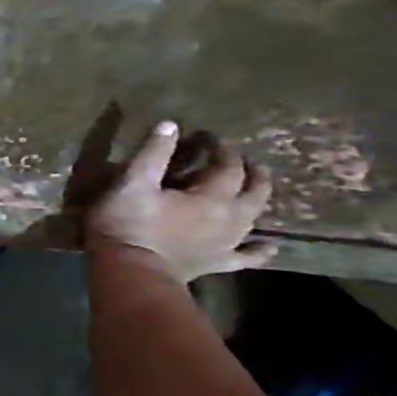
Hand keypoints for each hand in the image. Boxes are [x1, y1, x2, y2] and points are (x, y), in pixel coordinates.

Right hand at [86, 121, 274, 283]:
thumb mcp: (132, 183)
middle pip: (254, 190)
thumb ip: (153, 154)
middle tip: (244, 160)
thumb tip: (171, 124)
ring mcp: (229, 242)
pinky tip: (268, 246)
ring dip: (256, 200)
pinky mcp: (219, 262)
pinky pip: (249, 256)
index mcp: (212, 195)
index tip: (207, 137)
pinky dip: (260, 250)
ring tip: (253, 191)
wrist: (132, 270)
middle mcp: (231, 217)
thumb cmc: (128, 224)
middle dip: (251, 172)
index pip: (227, 165)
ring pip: (255, 217)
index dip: (220, 148)